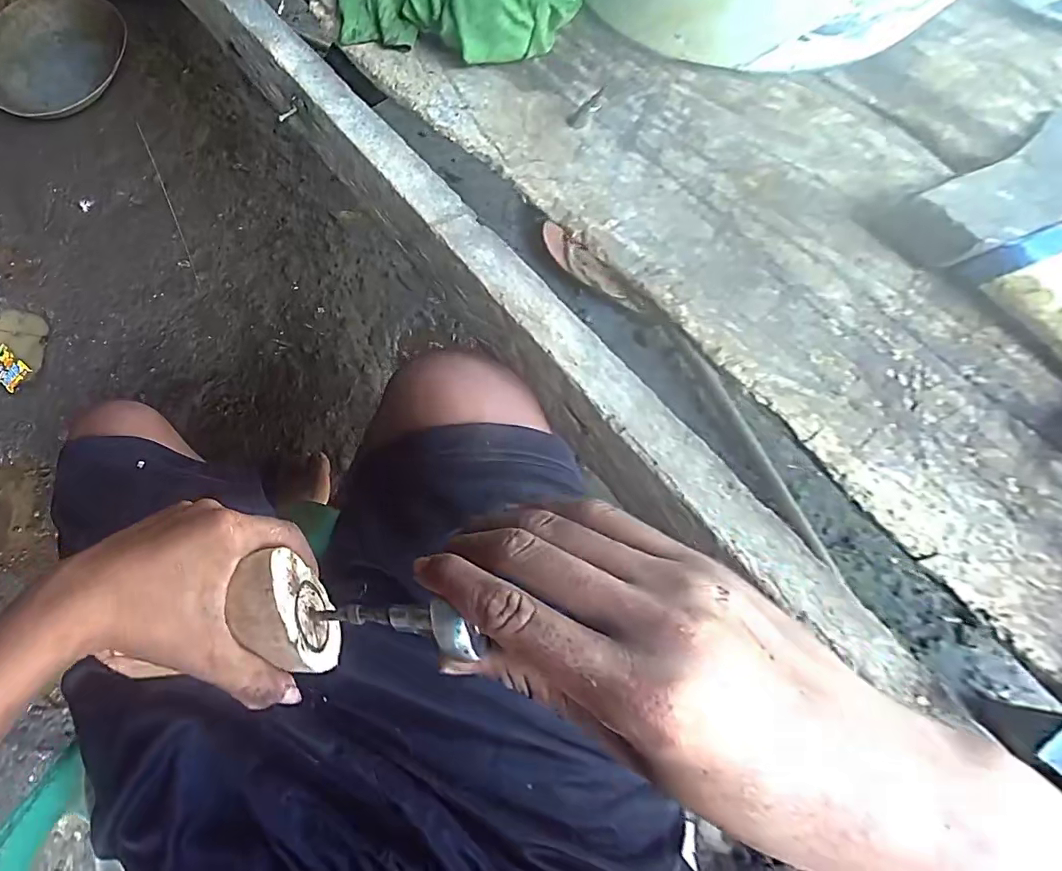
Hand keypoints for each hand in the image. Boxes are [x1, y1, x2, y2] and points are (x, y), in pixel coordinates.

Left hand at [43, 499, 315, 709]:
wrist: (80, 597)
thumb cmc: (149, 618)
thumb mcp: (207, 655)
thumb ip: (254, 677)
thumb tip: (290, 693)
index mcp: (227, 528)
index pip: (287, 533)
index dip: (308, 563)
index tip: (309, 595)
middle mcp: (205, 509)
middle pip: (258, 534)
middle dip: (275, 568)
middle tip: (279, 606)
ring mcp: (176, 512)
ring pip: (227, 534)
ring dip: (242, 563)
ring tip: (245, 603)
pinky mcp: (155, 522)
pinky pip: (201, 534)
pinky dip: (215, 556)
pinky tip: (204, 589)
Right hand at [414, 499, 1058, 870]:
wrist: (876, 774)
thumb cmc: (742, 785)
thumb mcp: (630, 753)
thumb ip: (539, 684)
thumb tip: (458, 652)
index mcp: (641, 690)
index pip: (514, 611)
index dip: (453, 583)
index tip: (422, 573)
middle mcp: (659, 622)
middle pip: (525, 552)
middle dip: (465, 547)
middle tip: (441, 559)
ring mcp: (683, 580)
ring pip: (555, 523)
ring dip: (498, 523)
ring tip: (472, 538)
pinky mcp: (698, 558)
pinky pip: (599, 517)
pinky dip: (544, 514)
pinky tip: (524, 525)